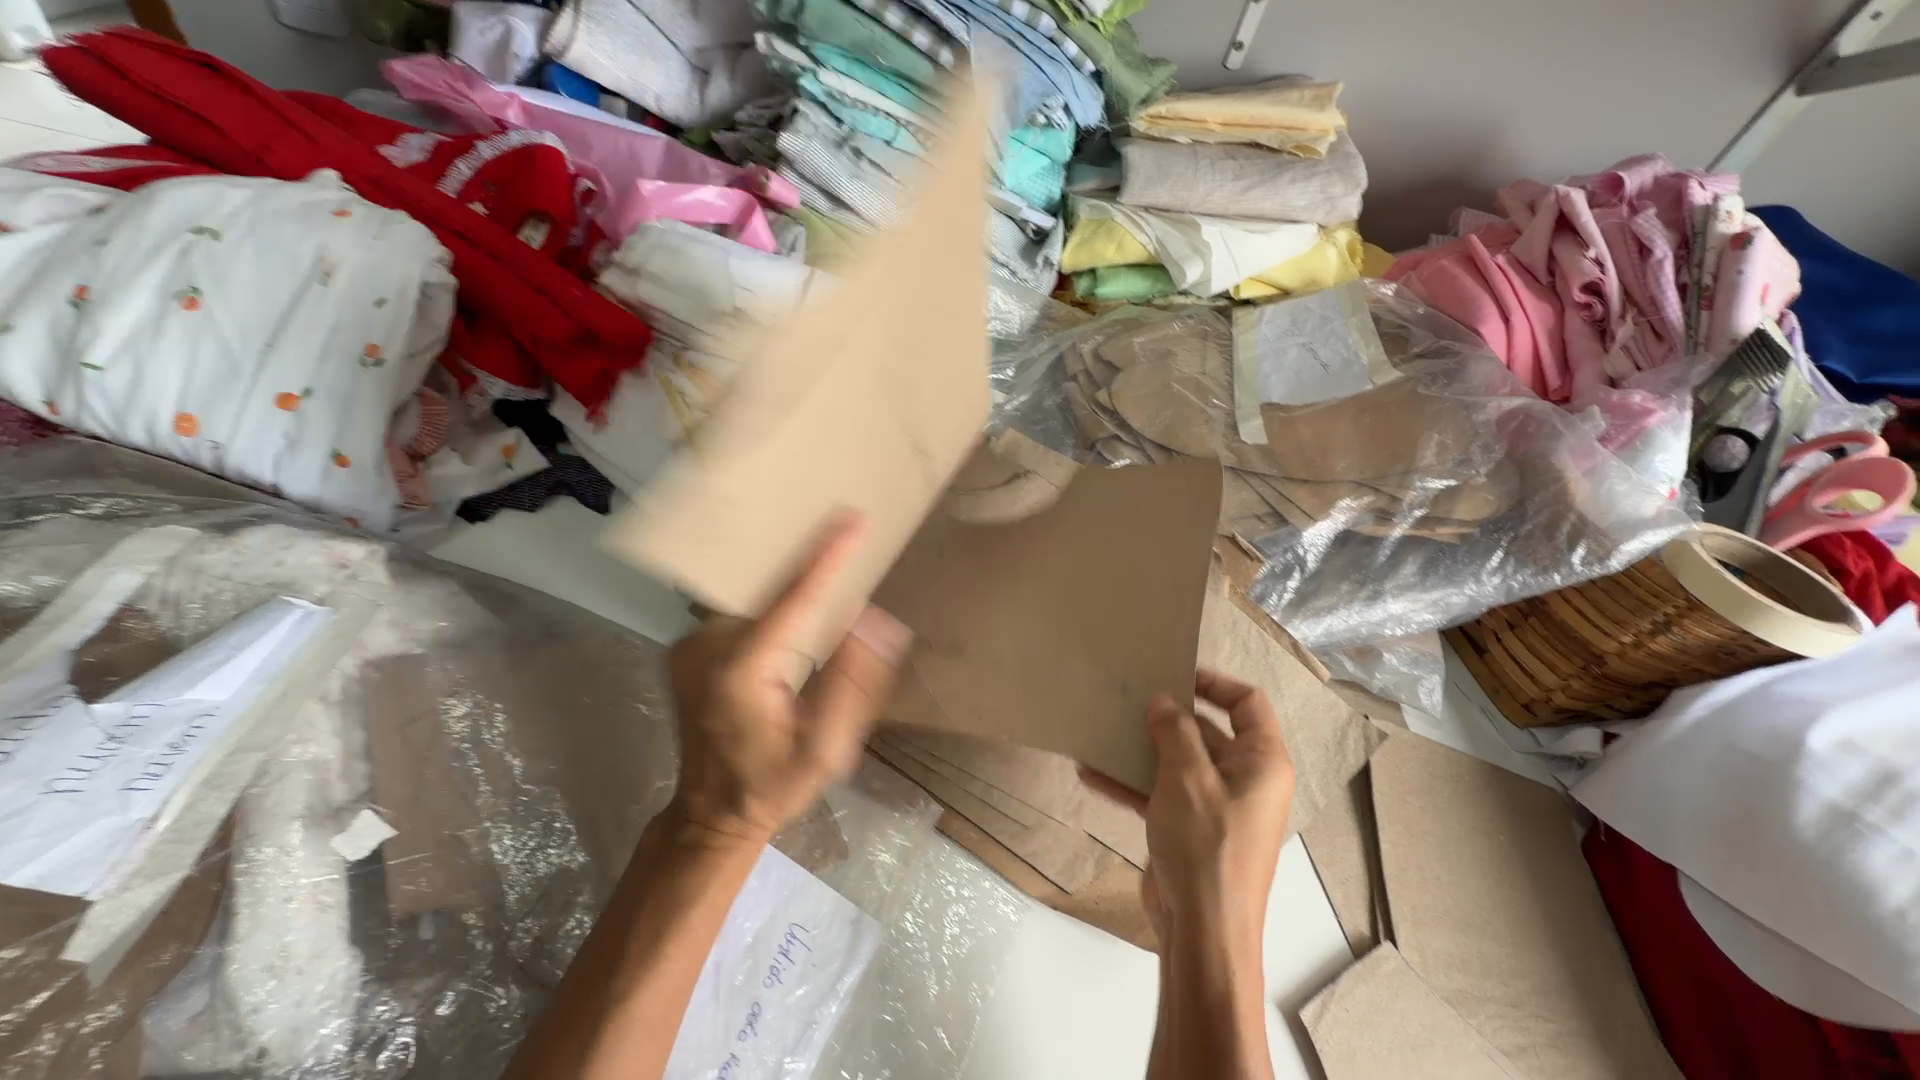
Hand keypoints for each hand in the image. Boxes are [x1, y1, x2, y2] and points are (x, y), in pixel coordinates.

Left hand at [665, 513, 912, 846]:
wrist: (709, 813)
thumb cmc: (774, 786)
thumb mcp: (827, 751)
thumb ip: (853, 685)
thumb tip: (875, 622)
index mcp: (744, 671)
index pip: (793, 599)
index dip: (826, 556)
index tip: (853, 519)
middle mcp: (707, 647)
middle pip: (773, 593)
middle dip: (812, 572)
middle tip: (850, 542)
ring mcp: (689, 646)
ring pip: (756, 601)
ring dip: (791, 595)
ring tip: (827, 583)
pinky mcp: (686, 649)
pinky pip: (739, 614)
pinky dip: (769, 610)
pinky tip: (790, 623)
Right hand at [1086, 670, 1294, 945]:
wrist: (1202, 929)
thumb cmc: (1206, 844)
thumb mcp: (1187, 778)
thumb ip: (1175, 732)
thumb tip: (1164, 700)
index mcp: (1263, 762)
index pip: (1248, 704)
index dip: (1215, 682)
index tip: (1174, 673)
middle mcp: (1245, 780)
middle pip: (1207, 732)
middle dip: (1167, 717)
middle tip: (1128, 698)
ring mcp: (1216, 807)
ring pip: (1178, 764)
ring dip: (1142, 750)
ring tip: (1103, 730)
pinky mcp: (1189, 830)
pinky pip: (1161, 794)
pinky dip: (1132, 785)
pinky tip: (1091, 774)